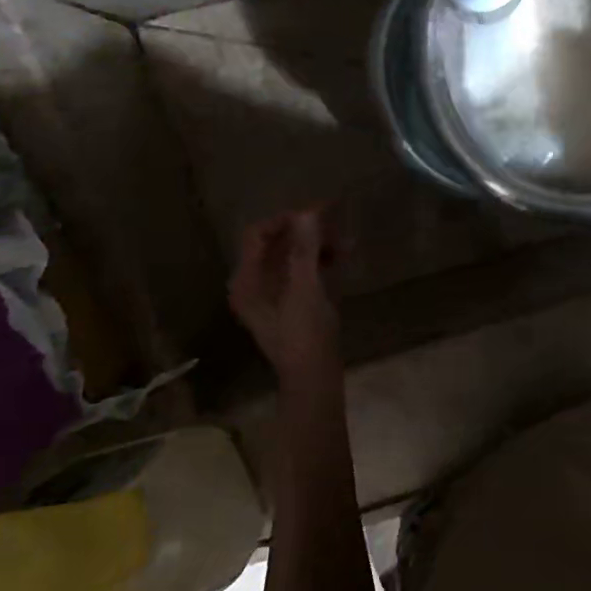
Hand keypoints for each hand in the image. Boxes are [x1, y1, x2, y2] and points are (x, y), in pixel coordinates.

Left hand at [230, 209, 340, 385]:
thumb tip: (308, 213)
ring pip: (291, 257)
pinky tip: (341, 255)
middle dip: (304, 231)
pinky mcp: (290, 303)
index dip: (286, 219)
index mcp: (247, 281)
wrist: (314, 377)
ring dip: (315, 244)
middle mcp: (254, 284)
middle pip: (275, 244)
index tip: (317, 213)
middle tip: (334, 221)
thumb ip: (304, 250)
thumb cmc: (304, 335)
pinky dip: (319, 261)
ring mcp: (272, 295)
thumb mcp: (305, 289)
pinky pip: (301, 272)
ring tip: (343, 240)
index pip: (258, 234)